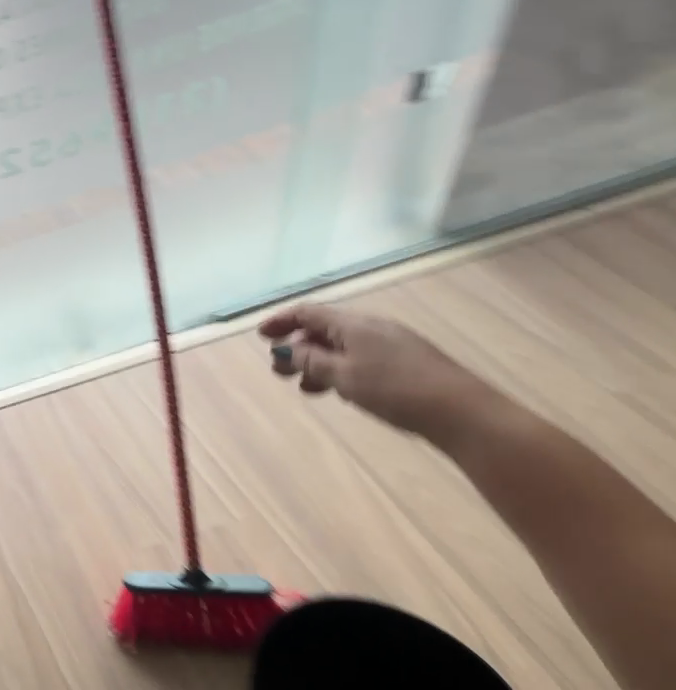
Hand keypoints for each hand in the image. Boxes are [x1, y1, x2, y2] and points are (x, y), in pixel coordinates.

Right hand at [258, 304, 498, 439]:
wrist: (467, 416)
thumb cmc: (396, 391)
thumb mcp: (343, 376)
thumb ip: (309, 361)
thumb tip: (283, 350)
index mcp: (353, 324)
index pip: (307, 312)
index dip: (281, 321)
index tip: (261, 337)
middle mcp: (373, 327)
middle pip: (325, 330)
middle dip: (298, 348)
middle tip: (281, 372)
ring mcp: (395, 344)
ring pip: (344, 347)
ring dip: (320, 363)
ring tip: (309, 388)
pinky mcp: (411, 363)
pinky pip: (364, 357)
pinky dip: (343, 369)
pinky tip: (344, 391)